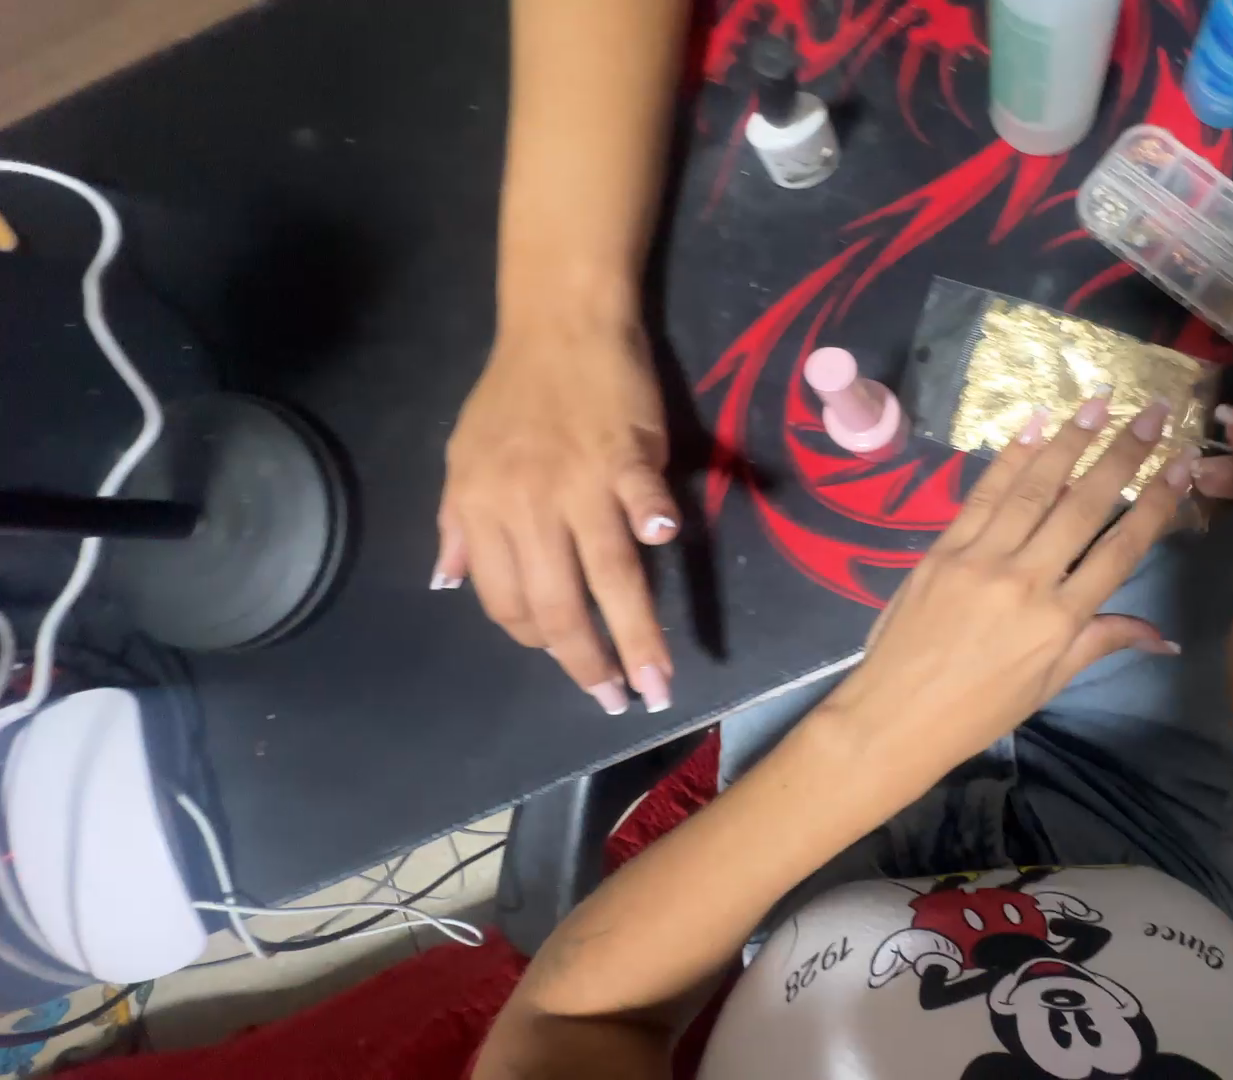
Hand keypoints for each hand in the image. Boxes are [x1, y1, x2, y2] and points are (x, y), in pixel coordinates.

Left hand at [437, 318, 679, 714]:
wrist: (557, 325)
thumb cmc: (516, 394)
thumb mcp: (462, 459)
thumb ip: (459, 523)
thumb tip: (450, 581)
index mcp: (483, 510)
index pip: (506, 599)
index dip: (540, 641)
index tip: (575, 663)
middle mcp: (525, 507)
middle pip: (559, 603)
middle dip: (590, 663)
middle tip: (621, 701)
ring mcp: (578, 482)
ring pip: (606, 574)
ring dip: (634, 633)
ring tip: (656, 679)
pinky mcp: (626, 455)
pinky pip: (638, 496)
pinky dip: (650, 518)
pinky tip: (665, 544)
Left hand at [821, 394, 1194, 783]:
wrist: (895, 716)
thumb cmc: (979, 709)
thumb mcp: (1047, 683)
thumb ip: (1100, 642)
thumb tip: (1162, 637)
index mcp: (1059, 621)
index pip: (1120, 550)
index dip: (1155, 504)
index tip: (1181, 465)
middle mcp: (1026, 579)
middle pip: (1083, 506)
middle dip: (1122, 455)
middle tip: (1152, 412)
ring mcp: (980, 558)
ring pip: (1034, 489)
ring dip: (1069, 442)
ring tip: (1099, 404)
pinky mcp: (943, 548)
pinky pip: (983, 495)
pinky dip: (1010, 458)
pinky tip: (1033, 426)